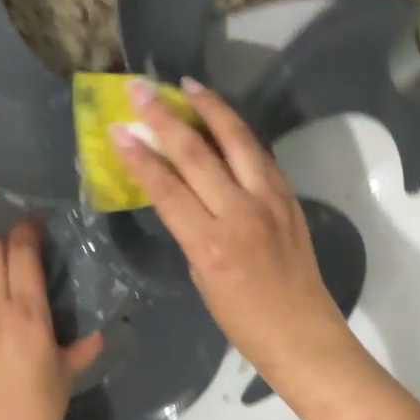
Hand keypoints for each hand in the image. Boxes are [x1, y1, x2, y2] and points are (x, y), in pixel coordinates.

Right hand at [110, 77, 348, 364]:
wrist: (301, 332)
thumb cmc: (244, 322)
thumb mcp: (203, 281)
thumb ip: (193, 235)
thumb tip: (184, 198)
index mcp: (211, 246)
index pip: (167, 188)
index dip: (140, 156)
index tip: (118, 129)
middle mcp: (240, 215)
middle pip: (196, 154)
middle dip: (164, 119)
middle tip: (140, 91)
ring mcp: (269, 202)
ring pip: (235, 140)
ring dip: (209, 108)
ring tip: (187, 87)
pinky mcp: (289, 198)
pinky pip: (259, 156)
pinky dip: (238, 134)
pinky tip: (223, 122)